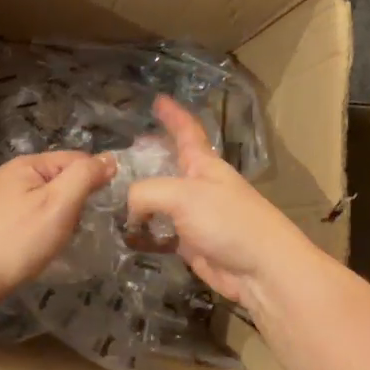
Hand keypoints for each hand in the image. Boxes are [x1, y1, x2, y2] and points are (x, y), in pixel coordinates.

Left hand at [0, 151, 114, 301]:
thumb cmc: (19, 240)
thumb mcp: (59, 204)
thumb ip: (85, 176)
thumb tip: (109, 159)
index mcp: (26, 164)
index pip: (75, 158)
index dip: (94, 178)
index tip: (101, 207)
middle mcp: (9, 174)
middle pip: (59, 178)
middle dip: (75, 200)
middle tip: (75, 227)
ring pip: (44, 198)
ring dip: (58, 215)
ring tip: (57, 238)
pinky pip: (27, 214)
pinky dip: (39, 226)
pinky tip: (37, 244)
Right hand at [127, 95, 314, 309]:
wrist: (261, 270)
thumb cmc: (229, 222)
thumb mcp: (183, 195)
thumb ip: (146, 193)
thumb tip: (129, 210)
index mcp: (203, 164)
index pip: (187, 131)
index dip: (173, 115)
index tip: (159, 99)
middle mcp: (198, 186)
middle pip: (168, 166)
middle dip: (148, 157)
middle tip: (121, 154)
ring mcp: (194, 216)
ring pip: (159, 201)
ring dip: (137, 199)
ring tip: (109, 195)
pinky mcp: (189, 243)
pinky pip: (158, 232)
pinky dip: (141, 233)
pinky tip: (123, 233)